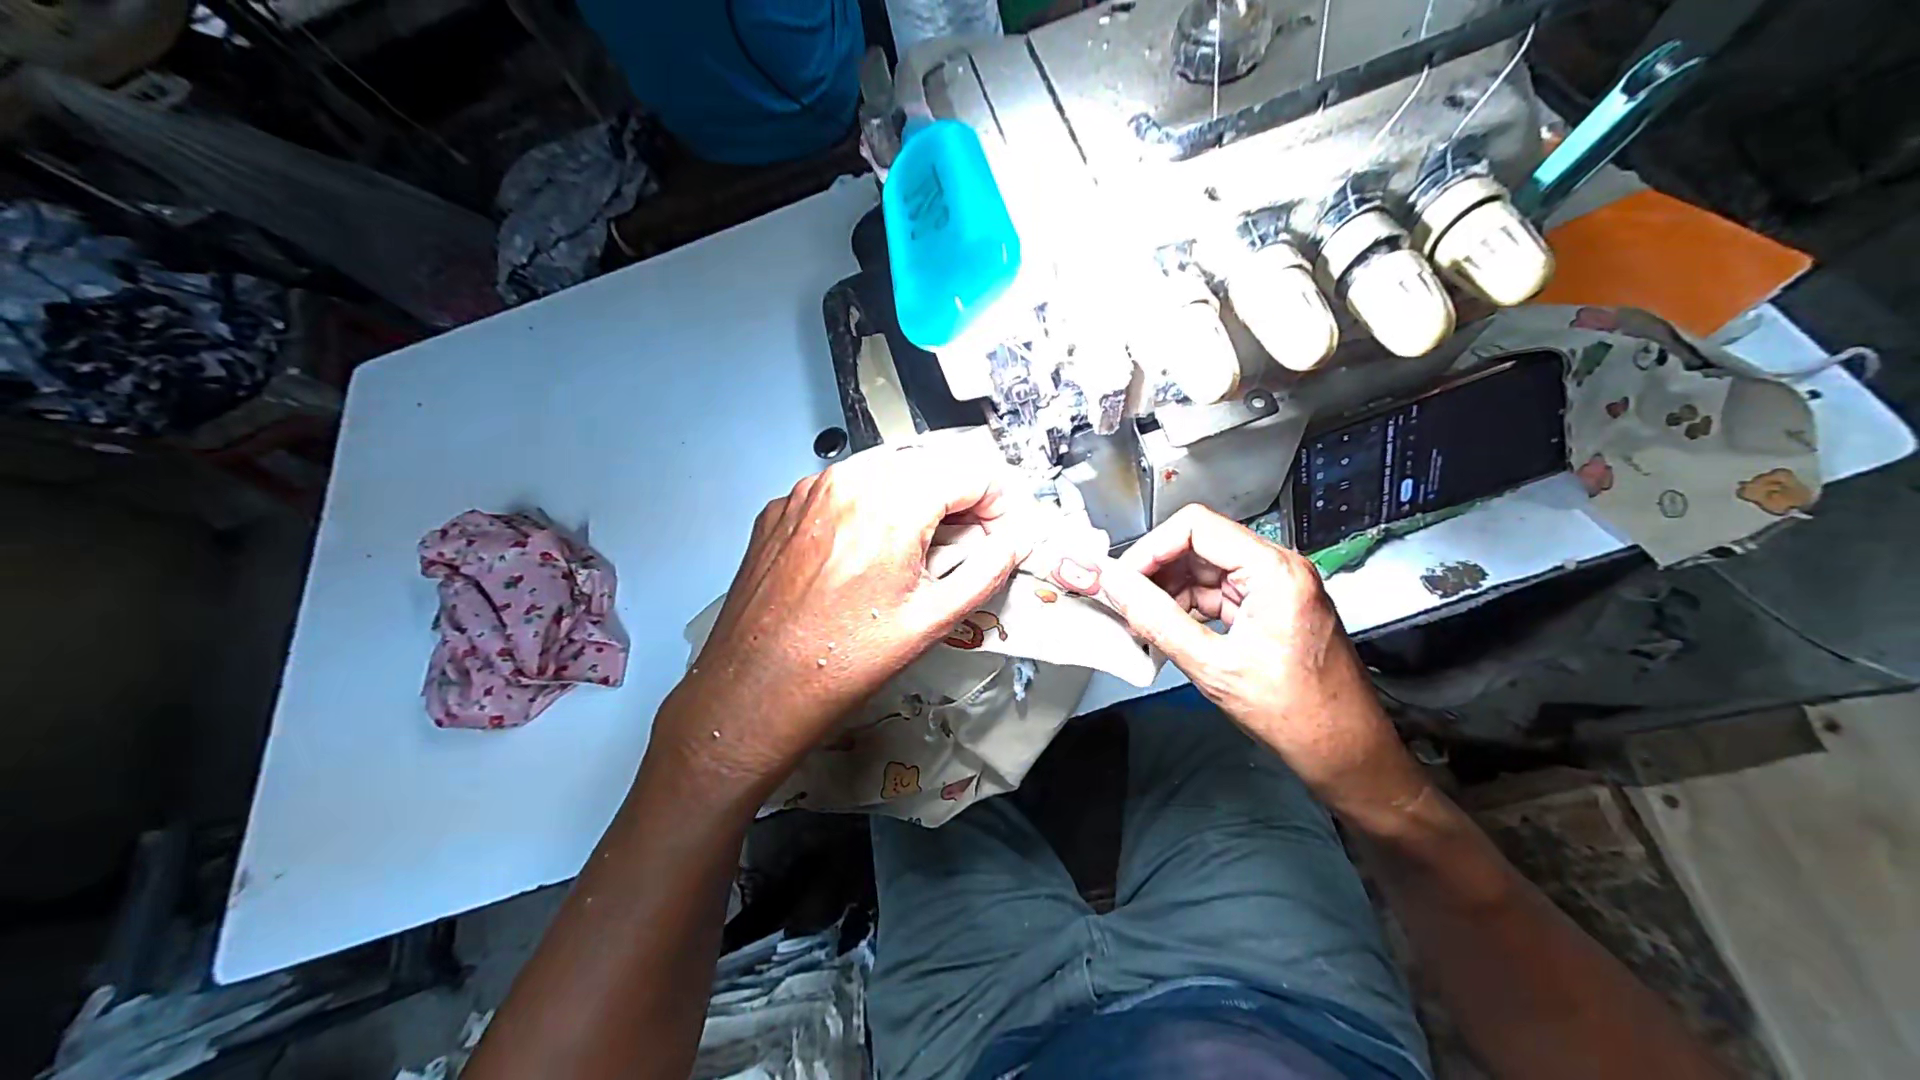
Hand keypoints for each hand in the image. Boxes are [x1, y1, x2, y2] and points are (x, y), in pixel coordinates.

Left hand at [654, 442, 1029, 794]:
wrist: (756, 687)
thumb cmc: (834, 663)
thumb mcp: (930, 621)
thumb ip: (986, 571)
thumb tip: (1013, 543)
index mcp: (889, 504)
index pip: (970, 470)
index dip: (998, 500)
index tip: (1001, 529)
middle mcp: (845, 483)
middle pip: (929, 461)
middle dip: (961, 495)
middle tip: (972, 538)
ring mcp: (808, 491)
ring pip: (885, 468)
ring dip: (917, 496)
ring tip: (922, 546)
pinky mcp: (785, 507)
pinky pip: (844, 487)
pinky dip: (870, 505)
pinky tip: (870, 550)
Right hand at [1096, 506, 1429, 821]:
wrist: (1345, 750)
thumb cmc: (1302, 714)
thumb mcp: (1212, 666)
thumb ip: (1157, 620)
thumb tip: (1120, 587)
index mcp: (1275, 572)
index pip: (1196, 527)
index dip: (1152, 548)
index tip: (1125, 576)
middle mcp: (1279, 570)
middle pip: (1199, 545)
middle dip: (1156, 571)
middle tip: (1125, 599)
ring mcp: (1275, 588)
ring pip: (1203, 570)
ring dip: (1169, 592)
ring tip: (1142, 622)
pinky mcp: (1269, 608)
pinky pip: (1217, 593)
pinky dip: (1187, 608)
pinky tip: (1167, 630)